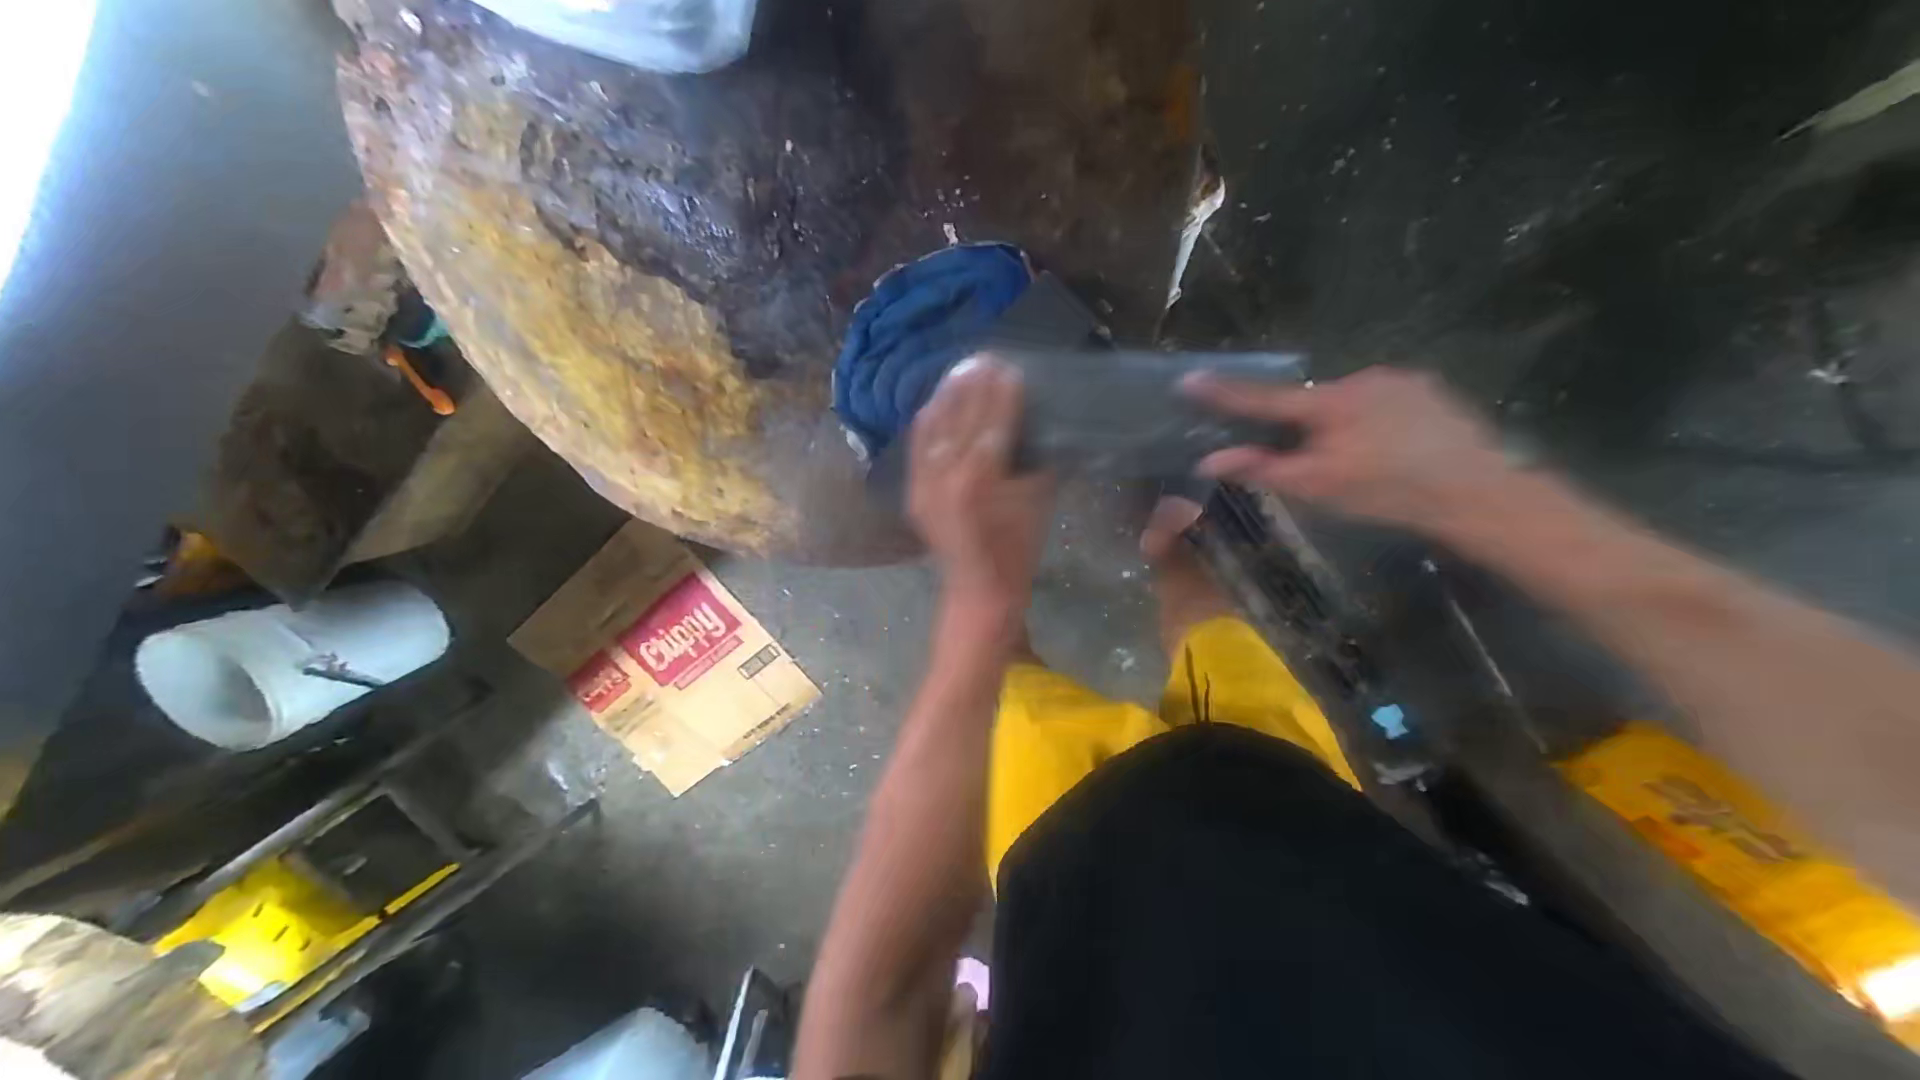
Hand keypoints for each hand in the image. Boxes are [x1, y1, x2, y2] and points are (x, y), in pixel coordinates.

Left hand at [907, 354, 1053, 608]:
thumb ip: (1036, 459)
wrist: (979, 589)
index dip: (1003, 394)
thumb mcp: (1039, 501)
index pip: (993, 423)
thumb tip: (1036, 423)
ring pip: (934, 427)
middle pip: (961, 419)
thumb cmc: (1019, 549)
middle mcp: (947, 476)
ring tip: (963, 369)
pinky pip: (918, 447)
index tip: (1011, 367)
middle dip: (975, 385)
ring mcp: (925, 484)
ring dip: (949, 395)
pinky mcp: (914, 492)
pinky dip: (928, 420)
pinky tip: (936, 400)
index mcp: (981, 480)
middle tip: (987, 357)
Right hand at [1184, 365, 1513, 531]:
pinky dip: (1372, 420)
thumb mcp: (1317, 486)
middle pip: (1310, 400)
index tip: (1188, 379)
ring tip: (1362, 461)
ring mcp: (1400, 380)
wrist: (1481, 493)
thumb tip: (1208, 460)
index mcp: (1329, 403)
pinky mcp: (1428, 389)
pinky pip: (1381, 399)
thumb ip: (1262, 468)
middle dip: (1302, 424)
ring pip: (1347, 400)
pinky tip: (1390, 449)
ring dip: (1340, 423)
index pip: (1262, 397)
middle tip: (1316, 460)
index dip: (1222, 392)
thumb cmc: (1389, 492)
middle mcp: (1362, 379)